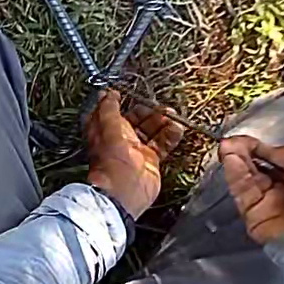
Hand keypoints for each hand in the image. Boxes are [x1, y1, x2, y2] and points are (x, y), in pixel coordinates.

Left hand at [85, 90, 184, 218]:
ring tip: (173, 115)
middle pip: (136, 119)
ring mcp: (136, 150)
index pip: (112, 111)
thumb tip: (108, 93)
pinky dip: (171, 135)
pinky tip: (178, 128)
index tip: (130, 93)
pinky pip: (162, 143)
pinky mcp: (151, 159)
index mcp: (105, 130)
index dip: (120, 102)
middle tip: (161, 106)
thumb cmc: (111, 161)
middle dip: (148, 111)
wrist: (124, 190)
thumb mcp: (107, 127)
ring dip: (163, 121)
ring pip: (152, 130)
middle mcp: (120, 139)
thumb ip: (109, 108)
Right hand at [219, 136, 283, 243]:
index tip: (247, 139)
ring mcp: (272, 207)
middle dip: (245, 153)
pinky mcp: (257, 220)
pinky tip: (231, 161)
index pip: (278, 160)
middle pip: (259, 169)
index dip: (262, 148)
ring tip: (227, 148)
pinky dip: (235, 176)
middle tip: (232, 142)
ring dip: (236, 162)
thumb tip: (270, 149)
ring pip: (247, 181)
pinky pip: (243, 195)